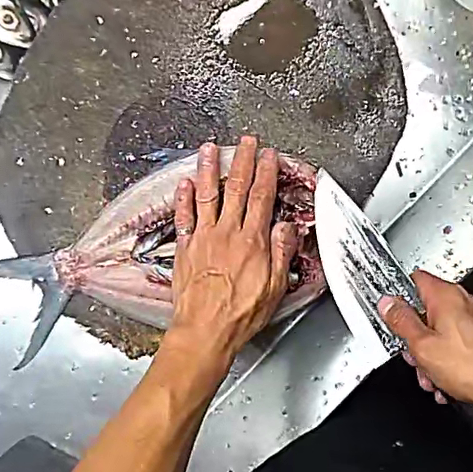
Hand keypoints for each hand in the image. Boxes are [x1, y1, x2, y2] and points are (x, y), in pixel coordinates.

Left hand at [165, 137, 300, 365]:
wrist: (205, 329)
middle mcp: (227, 233)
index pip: (263, 198)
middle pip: (237, 188)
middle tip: (246, 141)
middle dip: (243, 161)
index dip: (267, 173)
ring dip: (209, 168)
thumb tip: (288, 227)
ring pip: (208, 194)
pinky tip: (185, 183)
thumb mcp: (275, 286)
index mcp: (252, 241)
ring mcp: (204, 238)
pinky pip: (184, 217)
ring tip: (210, 148)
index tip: (269, 156)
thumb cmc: (240, 314)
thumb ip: (282, 252)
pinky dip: (184, 198)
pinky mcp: (185, 248)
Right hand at [377, 271, 472, 443]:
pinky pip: (455, 345)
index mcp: (445, 296)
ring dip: (429, 355)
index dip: (397, 296)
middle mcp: (463, 303)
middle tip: (413, 354)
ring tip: (432, 375)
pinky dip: (446, 361)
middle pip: (425, 311)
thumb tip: (388, 304)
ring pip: (439, 332)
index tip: (389, 312)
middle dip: (414, 337)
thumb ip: (400, 321)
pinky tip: (446, 381)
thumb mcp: (422, 346)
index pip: (413, 279)